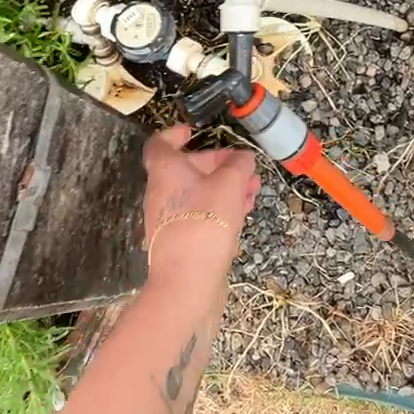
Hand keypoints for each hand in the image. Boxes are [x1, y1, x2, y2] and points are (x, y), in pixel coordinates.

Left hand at [142, 125, 259, 288]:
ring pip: (199, 192)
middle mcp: (161, 191)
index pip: (160, 143)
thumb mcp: (229, 184)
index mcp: (165, 171)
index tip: (194, 132)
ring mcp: (168, 217)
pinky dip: (220, 207)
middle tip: (245, 168)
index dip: (175, 134)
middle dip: (219, 165)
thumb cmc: (204, 221)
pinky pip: (200, 213)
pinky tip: (243, 212)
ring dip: (226, 187)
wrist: (186, 281)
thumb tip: (243, 158)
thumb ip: (238, 165)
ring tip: (253, 192)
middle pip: (188, 168)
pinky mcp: (180, 239)